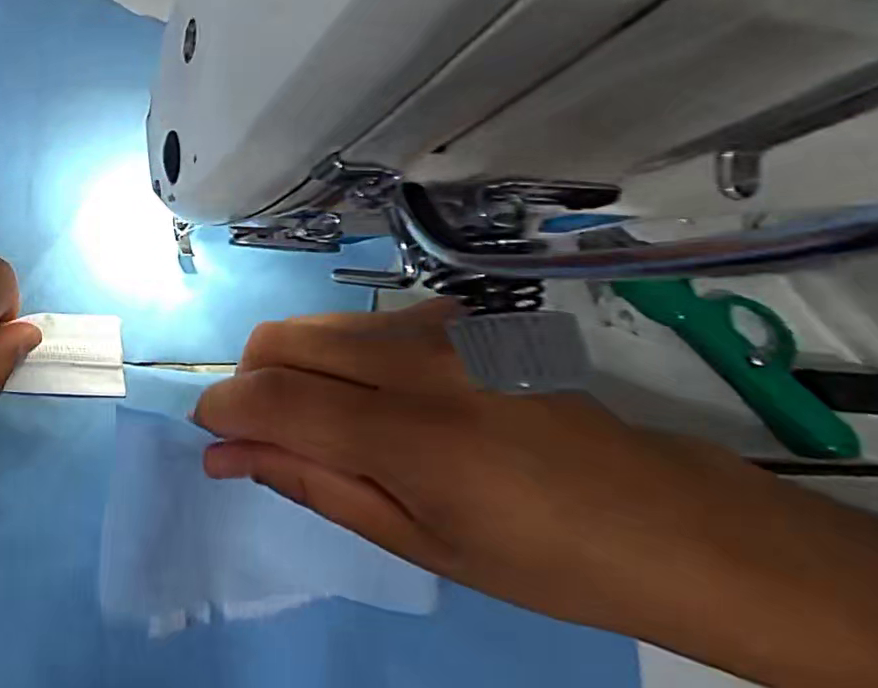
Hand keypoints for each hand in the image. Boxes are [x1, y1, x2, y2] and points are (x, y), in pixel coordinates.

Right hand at [193, 301, 877, 687]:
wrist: (666, 520)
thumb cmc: (537, 558)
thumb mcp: (414, 540)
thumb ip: (310, 483)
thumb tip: (223, 455)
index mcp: (405, 436)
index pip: (270, 398)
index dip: (221, 411)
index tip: (211, 436)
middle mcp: (412, 363)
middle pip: (276, 340)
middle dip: (247, 381)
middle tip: (267, 434)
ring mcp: (436, 331)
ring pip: (312, 324)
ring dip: (288, 365)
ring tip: (325, 419)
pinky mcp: (455, 319)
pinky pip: (360, 321)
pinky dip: (335, 352)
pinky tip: (377, 395)